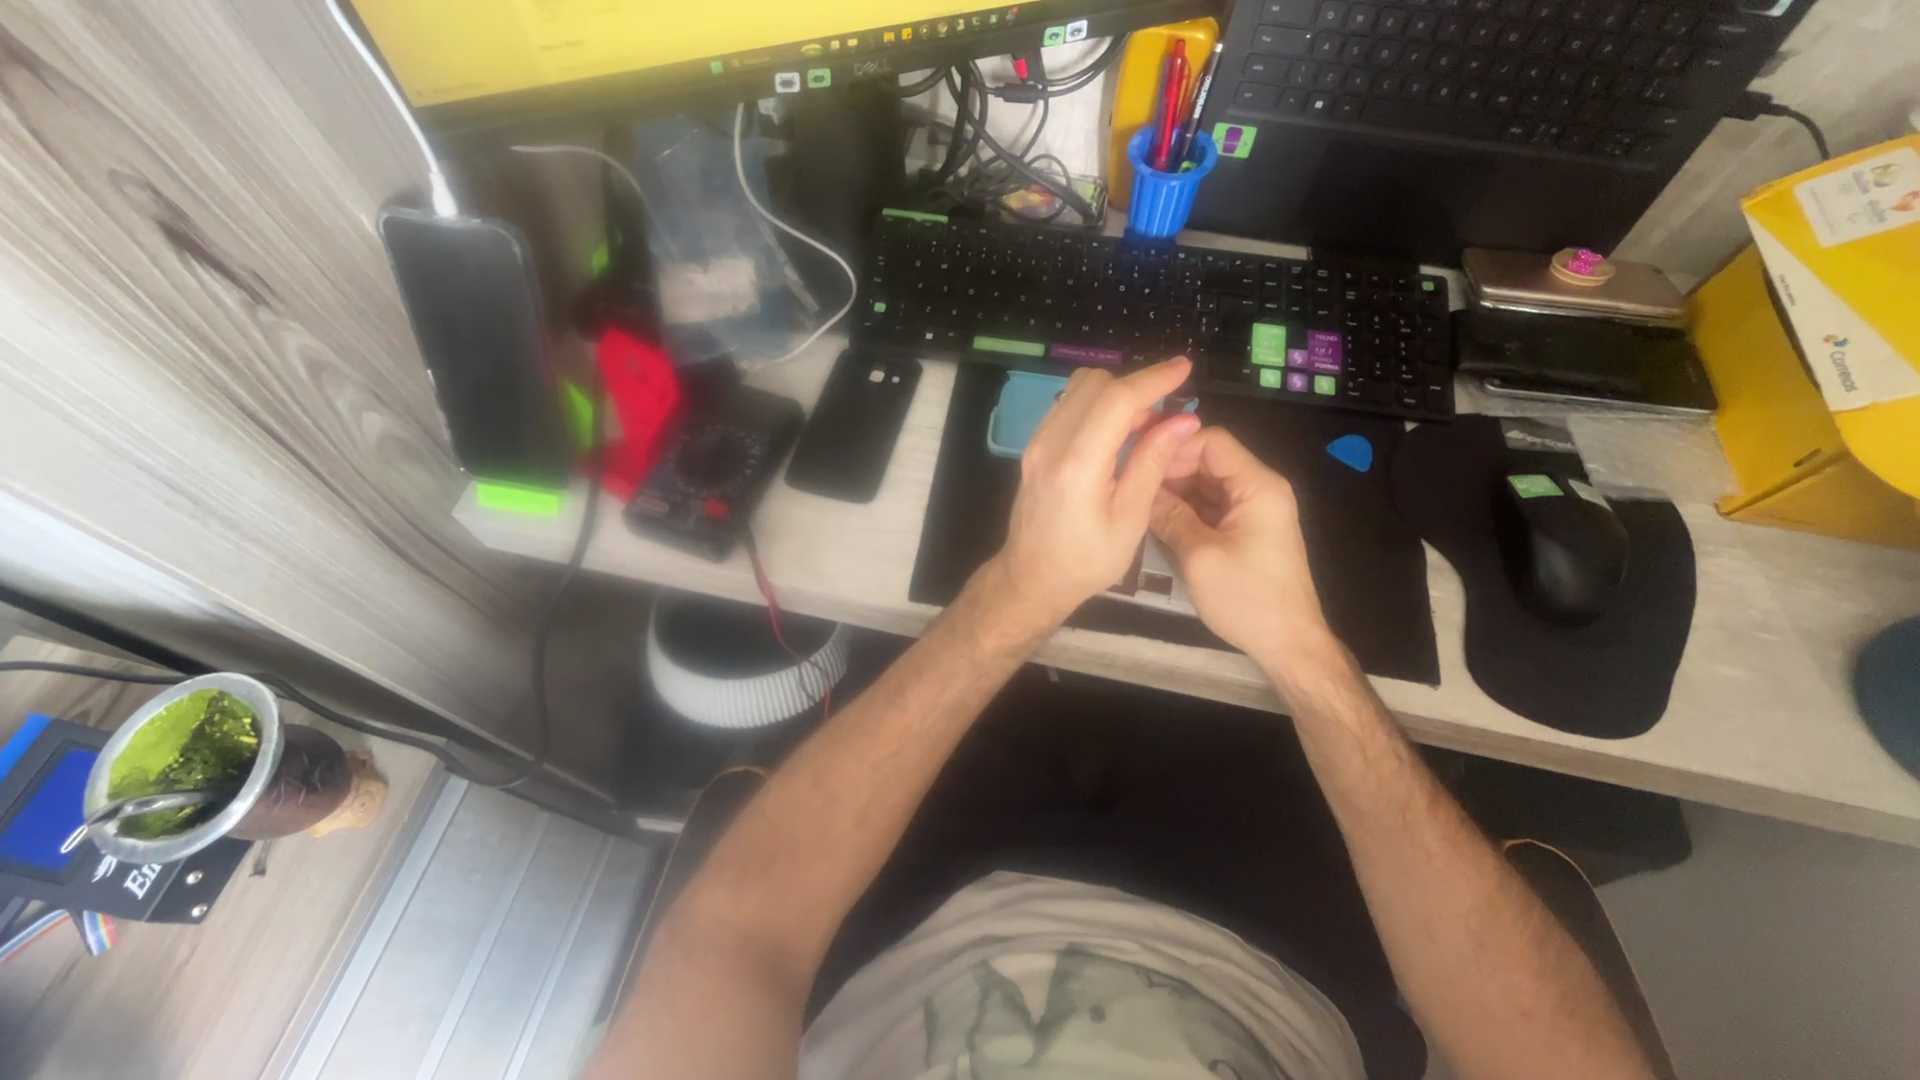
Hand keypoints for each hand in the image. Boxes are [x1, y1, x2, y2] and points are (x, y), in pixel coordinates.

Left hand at [986, 358, 1201, 630]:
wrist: (1032, 578)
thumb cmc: (1085, 561)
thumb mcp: (1130, 520)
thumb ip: (1153, 463)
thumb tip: (1184, 420)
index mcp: (1077, 465)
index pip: (1116, 400)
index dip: (1154, 379)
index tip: (1184, 369)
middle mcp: (1050, 444)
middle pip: (1096, 384)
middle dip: (1136, 386)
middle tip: (1166, 412)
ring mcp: (1037, 442)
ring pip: (1079, 389)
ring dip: (1116, 394)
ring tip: (1144, 424)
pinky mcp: (1034, 446)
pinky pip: (1068, 406)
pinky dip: (1097, 406)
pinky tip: (1118, 432)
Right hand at [1149, 428, 1331, 661]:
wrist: (1288, 642)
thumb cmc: (1248, 598)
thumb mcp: (1200, 556)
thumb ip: (1171, 517)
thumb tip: (1141, 491)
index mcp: (1257, 486)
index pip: (1212, 441)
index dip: (1174, 447)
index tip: (1140, 464)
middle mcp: (1259, 489)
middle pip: (1209, 459)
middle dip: (1171, 468)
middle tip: (1132, 483)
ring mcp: (1254, 509)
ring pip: (1207, 483)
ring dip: (1176, 489)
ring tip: (1138, 500)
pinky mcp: (1246, 529)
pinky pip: (1212, 505)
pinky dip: (1187, 507)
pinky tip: (1158, 517)